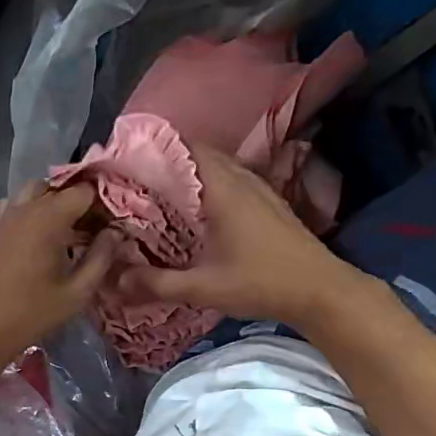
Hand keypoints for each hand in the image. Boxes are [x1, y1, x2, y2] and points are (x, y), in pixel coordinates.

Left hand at [0, 182, 119, 367]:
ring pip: (37, 190)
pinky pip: (17, 204)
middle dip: (81, 202)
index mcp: (48, 219)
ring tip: (69, 229)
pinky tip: (41, 233)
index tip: (112, 226)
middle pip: (60, 187)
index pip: (84, 192)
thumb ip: (101, 257)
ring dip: (56, 202)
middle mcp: (26, 208)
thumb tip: (116, 233)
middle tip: (95, 229)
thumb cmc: (36, 312)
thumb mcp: (79, 291)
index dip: (102, 205)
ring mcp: (6, 215)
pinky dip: (32, 209)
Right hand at [119, 145, 366, 325]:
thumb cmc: (260, 283)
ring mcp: (258, 186)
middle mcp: (240, 175)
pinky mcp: (269, 201)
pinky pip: (230, 180)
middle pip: (195, 153)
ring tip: (160, 198)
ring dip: (188, 176)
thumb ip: (157, 283)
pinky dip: (208, 188)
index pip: (179, 145)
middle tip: (136, 185)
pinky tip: (198, 215)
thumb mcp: (203, 288)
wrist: (320, 289)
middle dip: (164, 165)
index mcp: (221, 185)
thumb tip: (115, 282)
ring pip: (215, 166)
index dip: (149, 150)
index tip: (124, 166)